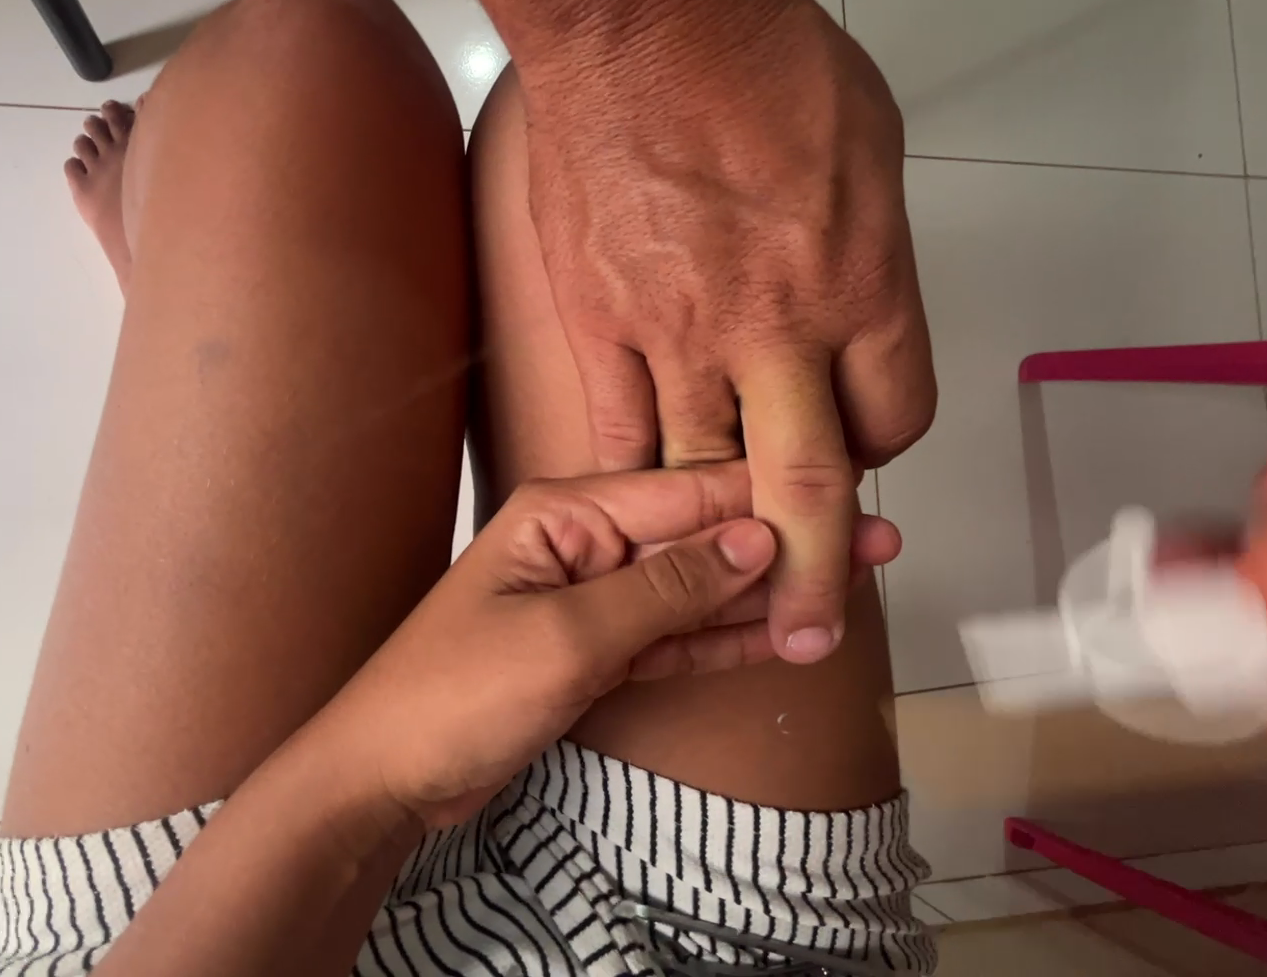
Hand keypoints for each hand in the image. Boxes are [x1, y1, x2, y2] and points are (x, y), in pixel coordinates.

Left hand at [316, 461, 900, 830]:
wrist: (391, 772)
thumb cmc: (456, 691)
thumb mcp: (568, 634)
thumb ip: (663, 587)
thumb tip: (751, 539)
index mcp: (566, 513)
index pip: (685, 493)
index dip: (766, 498)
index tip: (845, 498)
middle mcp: (585, 543)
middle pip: (699, 538)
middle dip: (781, 541)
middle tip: (874, 540)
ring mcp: (594, 599)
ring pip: (695, 588)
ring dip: (764, 591)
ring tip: (849, 582)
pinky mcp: (597, 650)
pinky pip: (673, 635)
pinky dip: (723, 636)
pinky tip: (782, 632)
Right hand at [517, 0, 932, 665]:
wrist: (637, 28)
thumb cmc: (757, 68)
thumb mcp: (869, 148)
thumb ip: (872, 258)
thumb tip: (851, 326)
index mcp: (858, 284)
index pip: (891, 417)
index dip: (882, 447)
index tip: (863, 447)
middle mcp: (772, 329)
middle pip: (807, 485)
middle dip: (816, 572)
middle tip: (813, 634)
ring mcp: (676, 334)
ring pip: (701, 472)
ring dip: (713, 541)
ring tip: (715, 591)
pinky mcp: (599, 325)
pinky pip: (619, 429)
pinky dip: (633, 482)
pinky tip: (633, 515)